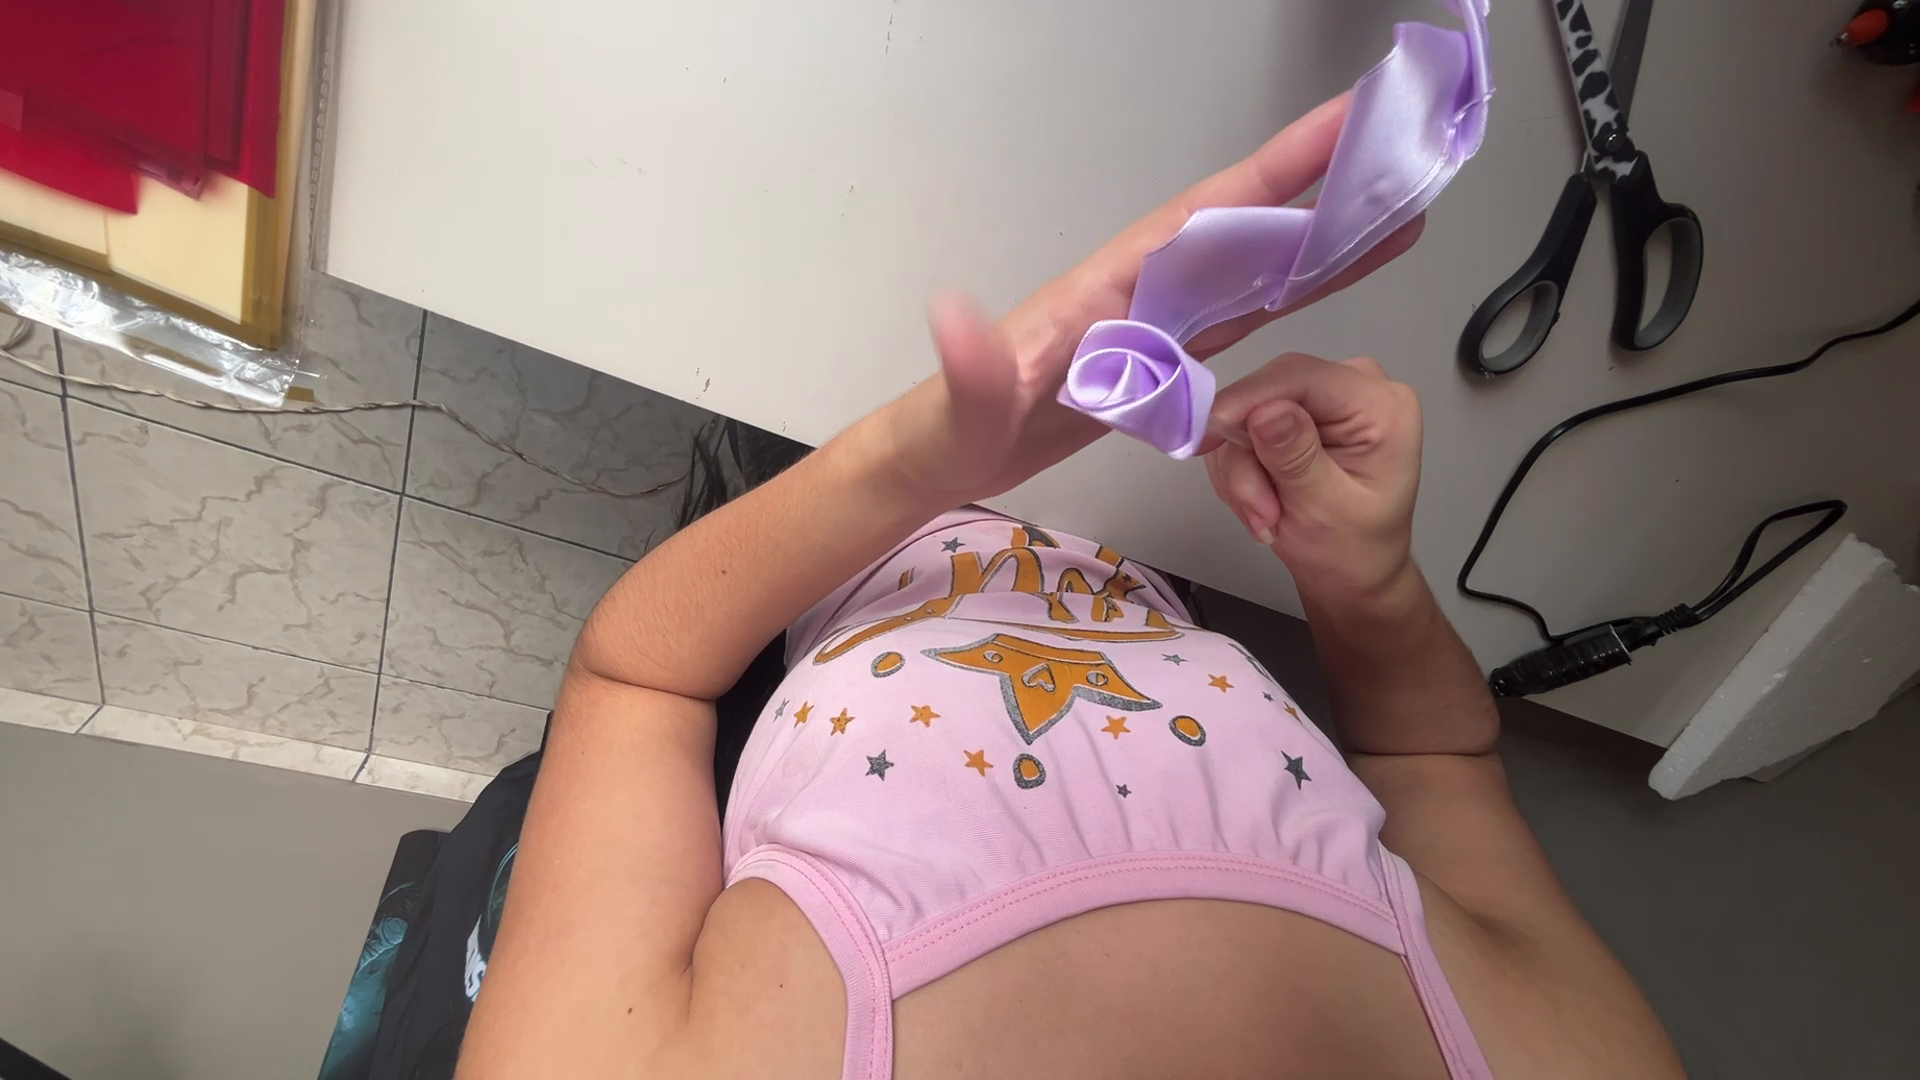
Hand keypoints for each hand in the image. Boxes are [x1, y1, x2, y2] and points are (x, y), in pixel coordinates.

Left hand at [871, 93, 1424, 506]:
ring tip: (1383, 224)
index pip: (1198, 220)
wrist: (949, 457)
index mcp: (1101, 290)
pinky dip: (1273, 306)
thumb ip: (972, 367)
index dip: (1271, 175)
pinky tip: (1309, 295)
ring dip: (1308, 252)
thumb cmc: (953, 430)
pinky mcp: (1149, 366)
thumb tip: (956, 314)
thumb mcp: (964, 405)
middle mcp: (1133, 298)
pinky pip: (1224, 328)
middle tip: (1396, 164)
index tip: (1343, 127)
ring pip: (1240, 278)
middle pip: (1236, 236)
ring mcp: (1144, 331)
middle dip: (1314, 198)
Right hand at [1202, 353, 1422, 606]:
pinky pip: (1238, 432)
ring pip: (1243, 417)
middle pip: (1265, 393)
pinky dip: (1238, 473)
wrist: (1350, 573)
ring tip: (1264, 518)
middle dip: (1245, 456)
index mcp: (1378, 404)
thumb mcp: (1325, 508)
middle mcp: (1350, 388)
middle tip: (1256, 512)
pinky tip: (1260, 503)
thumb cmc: (1351, 548)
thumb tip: (1263, 412)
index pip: (1301, 377)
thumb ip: (1295, 457)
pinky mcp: (1287, 416)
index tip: (1207, 439)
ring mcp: (1316, 401)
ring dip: (1240, 474)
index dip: (1247, 400)